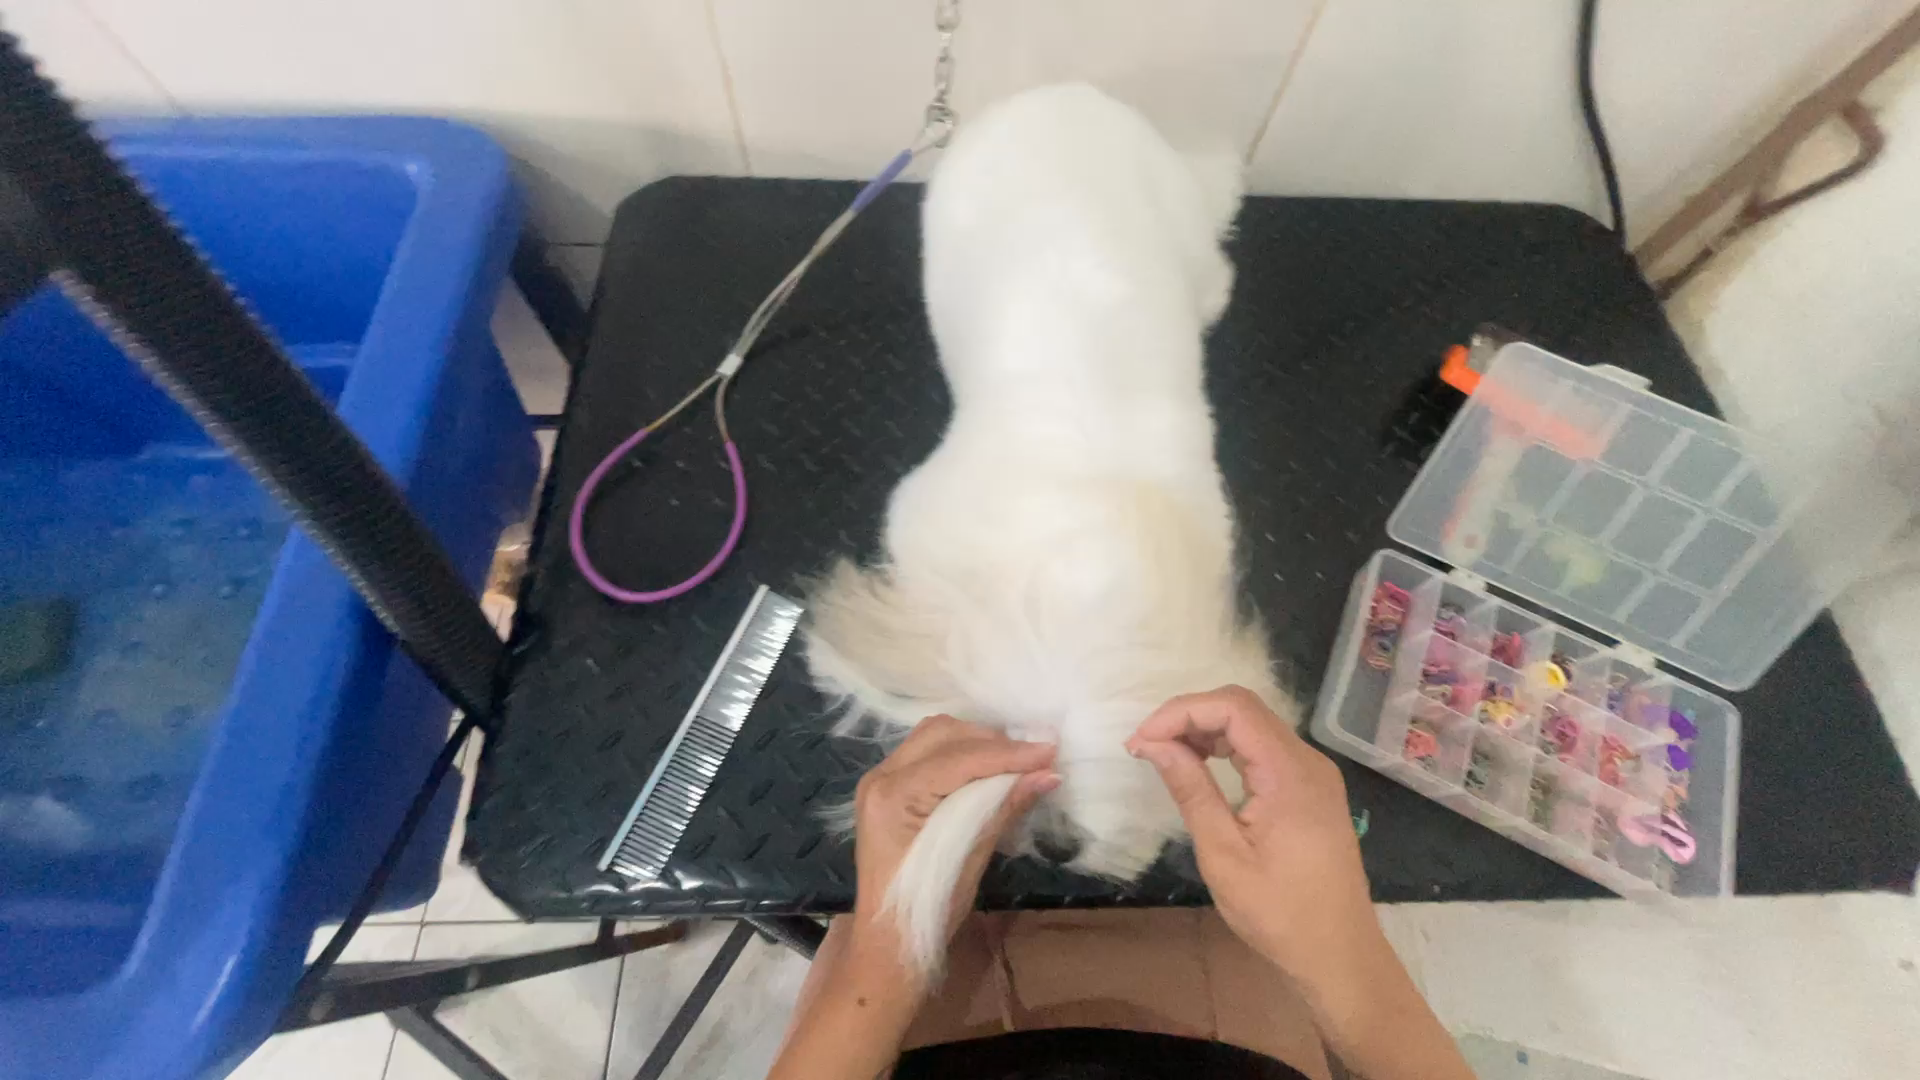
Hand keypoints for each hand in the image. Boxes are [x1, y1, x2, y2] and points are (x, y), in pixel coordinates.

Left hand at [850, 715, 1057, 971]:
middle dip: (993, 741)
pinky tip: (989, 767)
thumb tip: (1048, 775)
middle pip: (943, 734)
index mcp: (893, 796)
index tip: (1049, 750)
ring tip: (1016, 760)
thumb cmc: (927, 911)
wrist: (887, 944)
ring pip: (935, 736)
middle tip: (1035, 757)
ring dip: (977, 742)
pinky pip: (929, 752)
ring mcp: (880, 779)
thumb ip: (1003, 809)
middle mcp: (881, 777)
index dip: (1007, 753)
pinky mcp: (889, 786)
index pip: (958, 759)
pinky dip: (962, 754)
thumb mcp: (970, 859)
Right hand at [1126, 686, 1378, 984]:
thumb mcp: (1223, 856)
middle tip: (1146, 747)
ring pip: (1250, 723)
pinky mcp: (1307, 786)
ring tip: (1163, 755)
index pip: (1232, 709)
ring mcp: (1310, 772)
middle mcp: (1306, 761)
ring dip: (1203, 728)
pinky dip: (1223, 745)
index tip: (1141, 742)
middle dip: (1187, 716)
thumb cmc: (1280, 914)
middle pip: (1241, 708)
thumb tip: (1151, 744)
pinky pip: (1261, 745)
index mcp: (1290, 774)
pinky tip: (1197, 764)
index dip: (1181, 712)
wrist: (1341, 958)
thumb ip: (1190, 791)